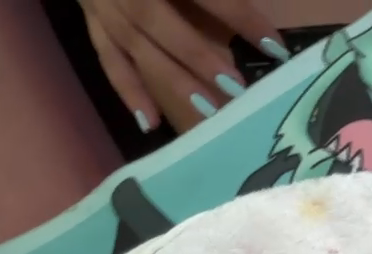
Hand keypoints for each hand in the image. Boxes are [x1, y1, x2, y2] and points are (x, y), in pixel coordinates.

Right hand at [77, 0, 284, 130]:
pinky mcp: (94, 25)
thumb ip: (220, 0)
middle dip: (194, 53)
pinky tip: (152, 124)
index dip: (238, 16)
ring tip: (209, 111)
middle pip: (152, 18)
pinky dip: (129, 91)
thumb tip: (267, 34)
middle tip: (236, 88)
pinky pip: (109, 59)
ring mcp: (100, 5)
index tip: (277, 49)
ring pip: (134, 42)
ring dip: (172, 79)